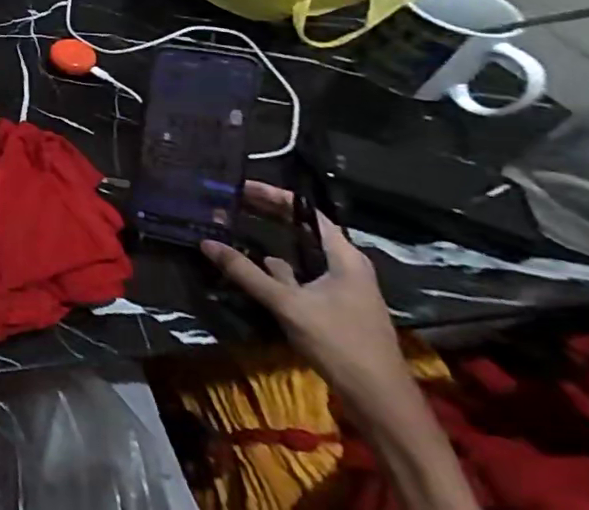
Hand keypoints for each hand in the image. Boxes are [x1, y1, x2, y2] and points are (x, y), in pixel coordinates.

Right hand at [201, 181, 407, 412]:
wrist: (380, 400)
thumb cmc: (339, 343)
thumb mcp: (288, 305)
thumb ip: (247, 273)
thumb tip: (208, 243)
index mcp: (344, 255)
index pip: (307, 211)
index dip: (275, 196)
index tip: (243, 188)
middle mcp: (348, 265)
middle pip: (305, 230)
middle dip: (272, 217)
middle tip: (237, 205)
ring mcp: (346, 288)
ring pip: (305, 254)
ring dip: (276, 243)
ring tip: (243, 232)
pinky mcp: (340, 307)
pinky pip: (307, 275)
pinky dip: (283, 267)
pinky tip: (261, 272)